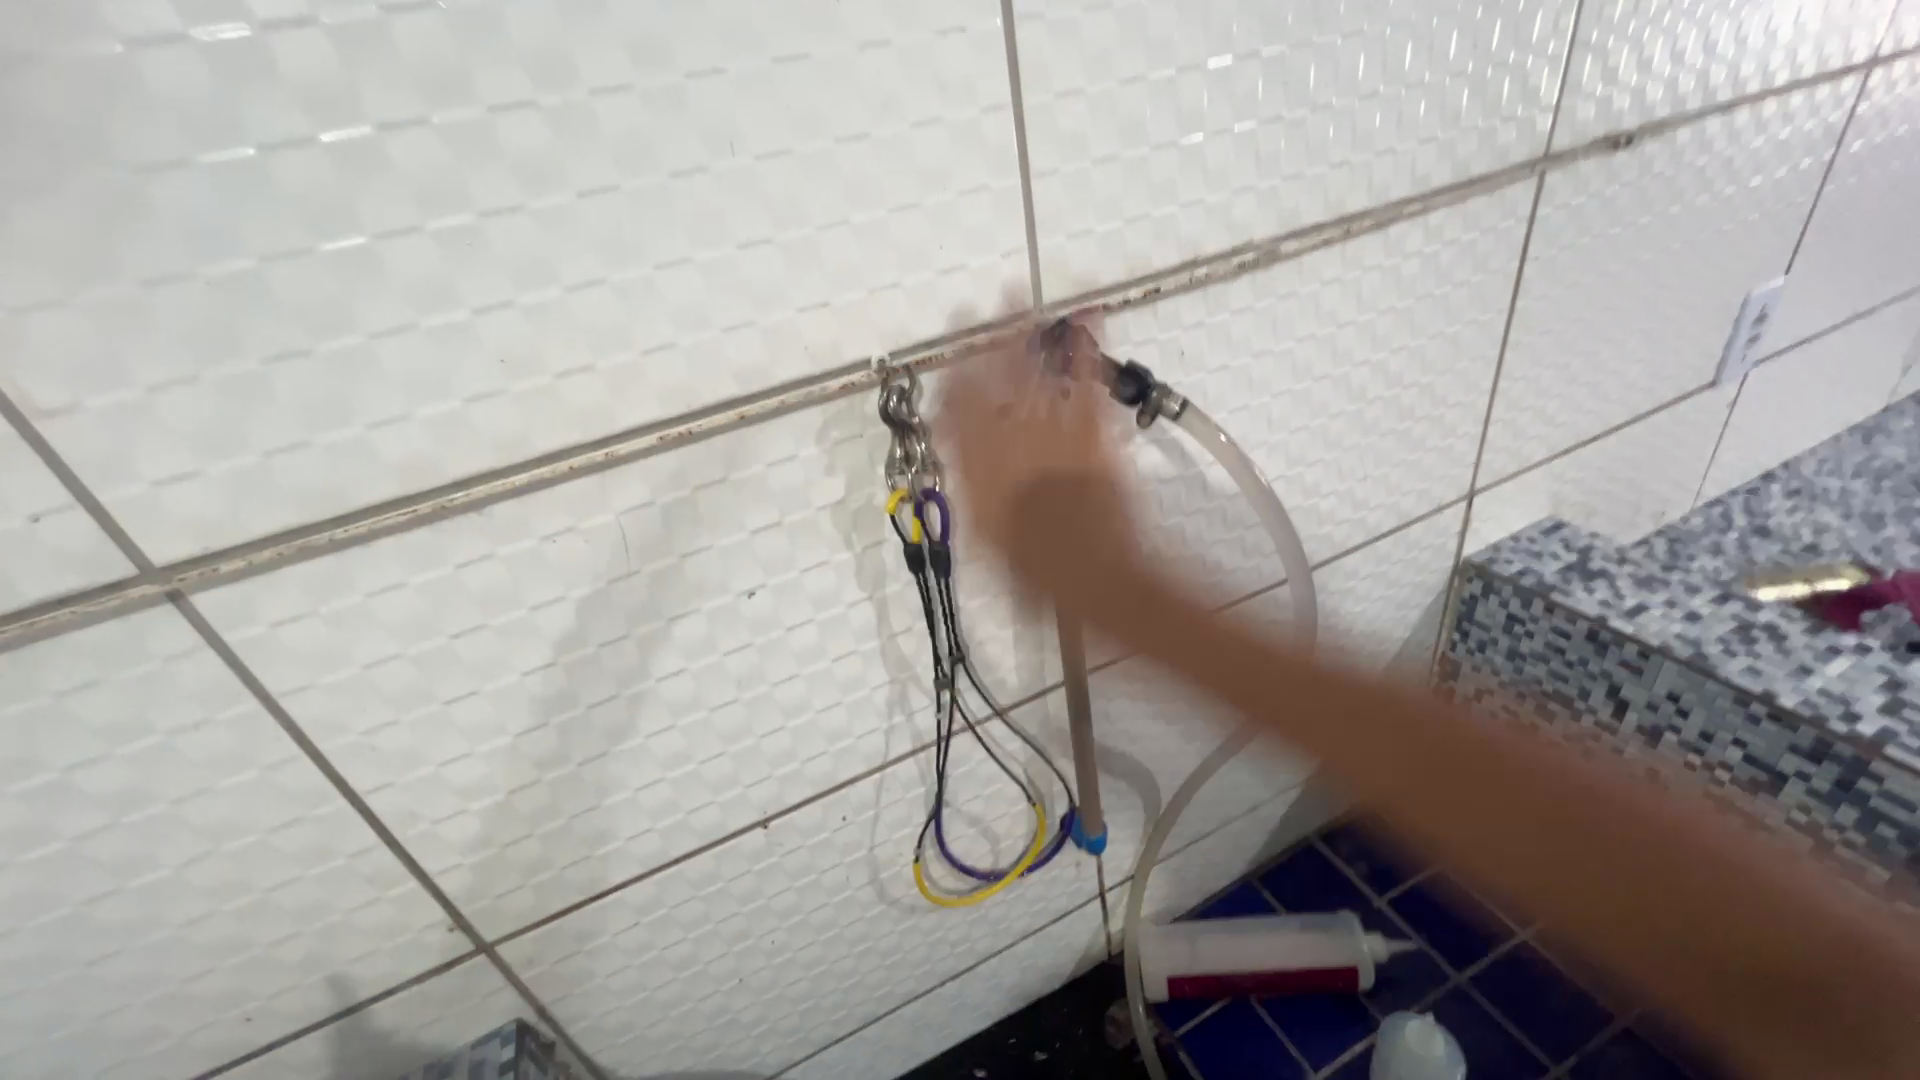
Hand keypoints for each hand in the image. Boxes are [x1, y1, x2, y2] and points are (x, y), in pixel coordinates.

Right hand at [935, 320, 1142, 615]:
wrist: (1098, 576)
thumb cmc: (1038, 574)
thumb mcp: (987, 542)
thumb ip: (973, 497)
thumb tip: (962, 469)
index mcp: (979, 475)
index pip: (955, 419)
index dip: (949, 386)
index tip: (948, 364)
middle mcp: (1011, 447)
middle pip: (990, 386)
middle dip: (980, 345)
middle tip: (972, 310)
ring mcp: (1054, 436)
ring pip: (1034, 377)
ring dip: (1023, 335)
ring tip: (1017, 297)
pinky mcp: (1094, 436)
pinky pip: (1087, 387)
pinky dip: (1087, 354)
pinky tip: (1088, 324)